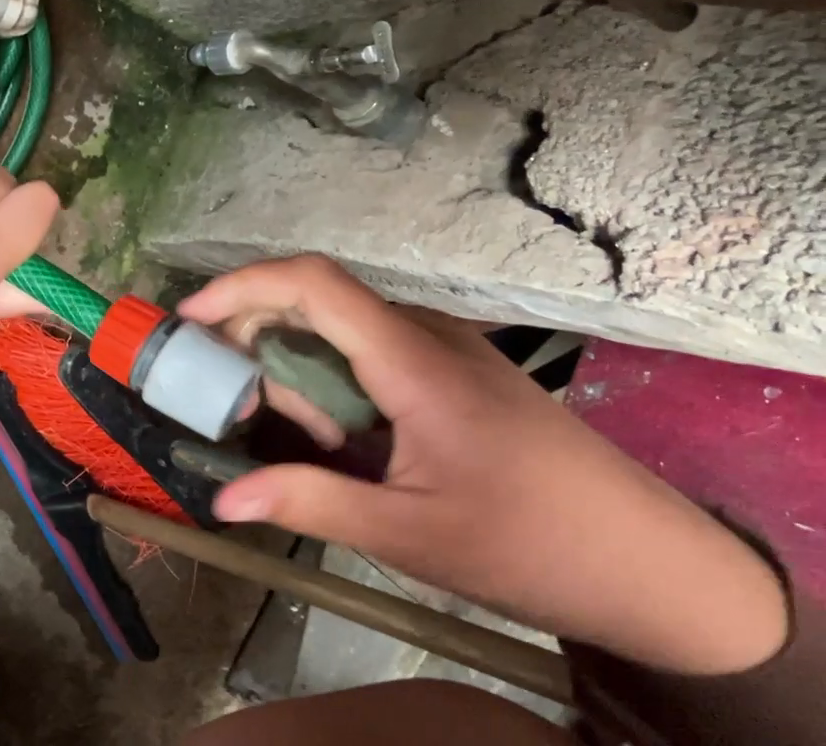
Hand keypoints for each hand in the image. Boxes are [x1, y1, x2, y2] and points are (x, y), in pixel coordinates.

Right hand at [179, 255, 789, 675]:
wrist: (660, 568)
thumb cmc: (534, 546)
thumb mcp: (409, 536)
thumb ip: (311, 504)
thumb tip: (222, 498)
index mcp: (415, 363)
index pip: (313, 283)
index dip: (240, 287)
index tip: (190, 320)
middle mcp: (427, 336)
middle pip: (314, 298)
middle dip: (258, 337)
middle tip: (242, 404)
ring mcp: (444, 349)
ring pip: (338, 325)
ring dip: (298, 367)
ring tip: (316, 440)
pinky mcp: (452, 368)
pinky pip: (366, 347)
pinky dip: (329, 376)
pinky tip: (345, 435)